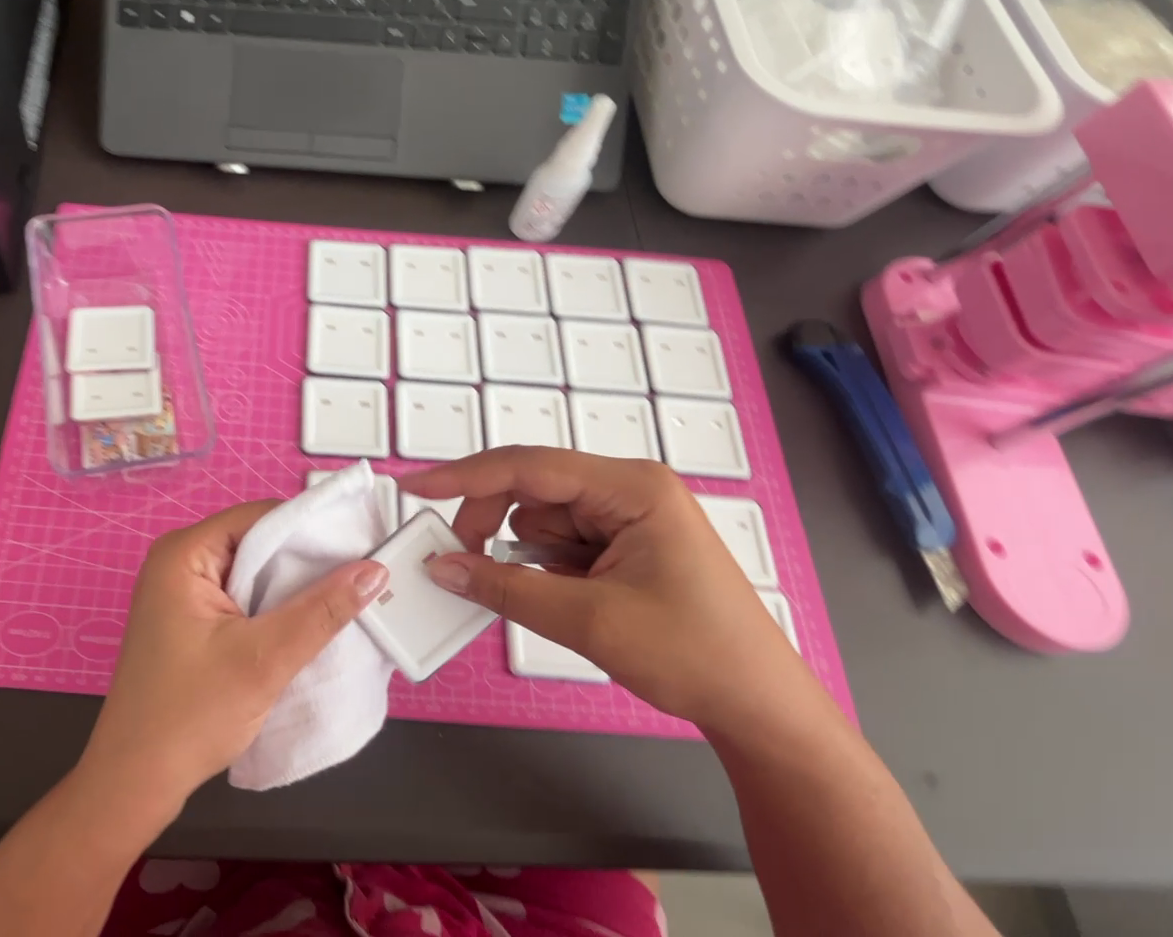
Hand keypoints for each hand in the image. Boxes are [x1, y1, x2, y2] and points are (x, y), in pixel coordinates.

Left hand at [78, 501, 389, 813]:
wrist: (135, 783)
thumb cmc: (190, 716)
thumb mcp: (265, 659)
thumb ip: (321, 610)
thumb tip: (374, 569)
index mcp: (183, 554)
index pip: (260, 517)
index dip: (313, 527)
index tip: (364, 543)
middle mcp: (180, 564)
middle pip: (258, 543)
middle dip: (308, 560)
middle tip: (366, 574)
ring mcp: (183, 595)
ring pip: (254, 575)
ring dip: (295, 589)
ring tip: (349, 598)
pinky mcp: (191, 624)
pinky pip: (244, 600)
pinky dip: (276, 610)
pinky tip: (312, 624)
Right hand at [400, 447, 815, 731]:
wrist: (758, 706)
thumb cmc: (690, 654)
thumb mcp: (588, 620)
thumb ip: (505, 587)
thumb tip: (440, 565)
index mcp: (631, 487)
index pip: (528, 467)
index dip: (465, 477)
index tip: (414, 489)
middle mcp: (628, 490)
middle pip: (531, 489)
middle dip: (493, 525)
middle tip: (462, 565)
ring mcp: (628, 517)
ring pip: (541, 520)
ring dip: (526, 555)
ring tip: (557, 600)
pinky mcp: (625, 546)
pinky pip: (561, 543)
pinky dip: (545, 568)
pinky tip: (569, 600)